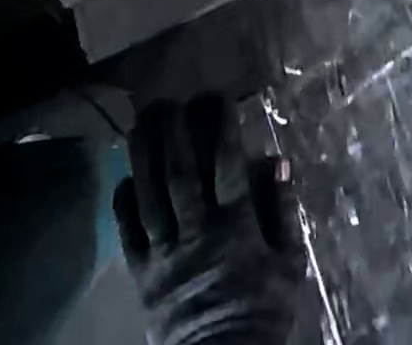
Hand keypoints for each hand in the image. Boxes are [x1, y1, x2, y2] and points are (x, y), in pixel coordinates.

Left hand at [114, 97, 302, 344]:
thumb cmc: (262, 313)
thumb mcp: (288, 266)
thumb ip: (283, 212)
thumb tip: (278, 159)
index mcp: (237, 231)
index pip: (228, 166)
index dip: (222, 127)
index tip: (217, 98)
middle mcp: (198, 233)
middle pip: (182, 172)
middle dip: (174, 131)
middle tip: (169, 100)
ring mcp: (165, 253)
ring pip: (150, 193)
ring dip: (144, 153)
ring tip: (141, 120)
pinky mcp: (141, 273)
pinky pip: (127, 230)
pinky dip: (124, 199)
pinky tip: (125, 174)